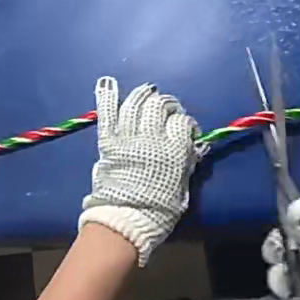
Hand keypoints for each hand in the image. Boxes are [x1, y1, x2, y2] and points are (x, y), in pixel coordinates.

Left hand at [78, 78, 200, 265]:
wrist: (124, 218)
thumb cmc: (157, 209)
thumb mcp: (182, 188)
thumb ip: (185, 163)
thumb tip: (192, 146)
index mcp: (173, 151)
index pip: (182, 123)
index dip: (185, 122)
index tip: (184, 126)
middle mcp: (151, 139)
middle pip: (159, 108)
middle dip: (166, 104)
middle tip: (167, 107)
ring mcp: (127, 138)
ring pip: (135, 106)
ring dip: (142, 95)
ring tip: (147, 91)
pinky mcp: (108, 141)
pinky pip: (108, 114)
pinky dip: (107, 96)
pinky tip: (107, 81)